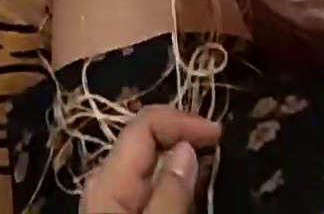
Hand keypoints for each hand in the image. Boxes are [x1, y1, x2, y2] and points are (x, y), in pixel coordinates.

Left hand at [79, 107, 219, 213]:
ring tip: (209, 161)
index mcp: (108, 178)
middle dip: (181, 134)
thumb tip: (187, 147)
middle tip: (217, 143)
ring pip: (147, 165)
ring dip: (178, 158)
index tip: (218, 132)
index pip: (144, 124)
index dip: (183, 120)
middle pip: (145, 140)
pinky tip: (188, 190)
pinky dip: (170, 183)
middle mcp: (105, 183)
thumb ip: (169, 194)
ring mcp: (108, 203)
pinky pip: (146, 189)